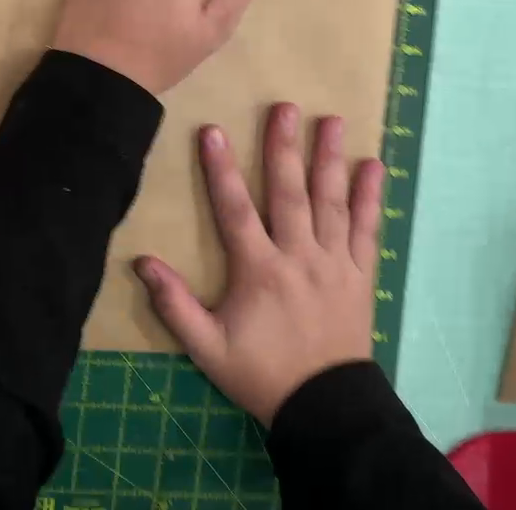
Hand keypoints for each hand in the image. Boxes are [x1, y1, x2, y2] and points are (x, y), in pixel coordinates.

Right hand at [134, 106, 383, 426]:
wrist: (326, 410)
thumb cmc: (261, 372)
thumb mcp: (207, 347)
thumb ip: (174, 304)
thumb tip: (140, 262)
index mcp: (260, 271)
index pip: (235, 210)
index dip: (221, 170)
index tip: (212, 131)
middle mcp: (299, 258)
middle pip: (290, 194)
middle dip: (285, 148)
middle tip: (286, 107)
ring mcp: (335, 264)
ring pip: (332, 203)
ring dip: (330, 160)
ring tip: (332, 120)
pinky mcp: (361, 275)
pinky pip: (367, 230)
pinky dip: (371, 198)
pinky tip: (374, 167)